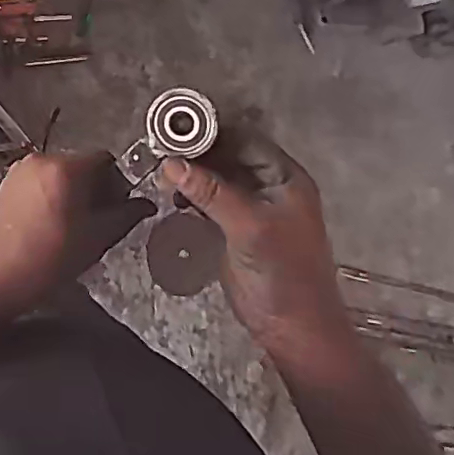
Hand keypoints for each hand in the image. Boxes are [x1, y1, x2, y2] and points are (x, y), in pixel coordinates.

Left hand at [0, 151, 154, 315]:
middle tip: (99, 219)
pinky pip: (42, 180)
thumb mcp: (96, 239)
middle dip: (96, 187)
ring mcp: (21, 169)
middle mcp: (41, 160)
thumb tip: (145, 204)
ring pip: (62, 173)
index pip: (106, 160)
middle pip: (82, 164)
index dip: (118, 182)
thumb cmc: (47, 260)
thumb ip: (125, 215)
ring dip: (74, 191)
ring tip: (74, 225)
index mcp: (64, 168)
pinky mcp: (8, 182)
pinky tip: (53, 223)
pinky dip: (53, 194)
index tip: (120, 206)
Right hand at [158, 133, 349, 352]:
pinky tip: (172, 194)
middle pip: (229, 156)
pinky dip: (192, 194)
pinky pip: (211, 200)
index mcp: (284, 178)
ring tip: (162, 170)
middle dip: (197, 152)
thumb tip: (171, 162)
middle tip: (161, 148)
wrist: (292, 327)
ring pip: (217, 178)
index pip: (245, 139)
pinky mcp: (235, 227)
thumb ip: (210, 192)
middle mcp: (269, 186)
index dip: (212, 131)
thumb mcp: (247, 226)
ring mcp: (252, 207)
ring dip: (192, 173)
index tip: (175, 127)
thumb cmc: (281, 272)